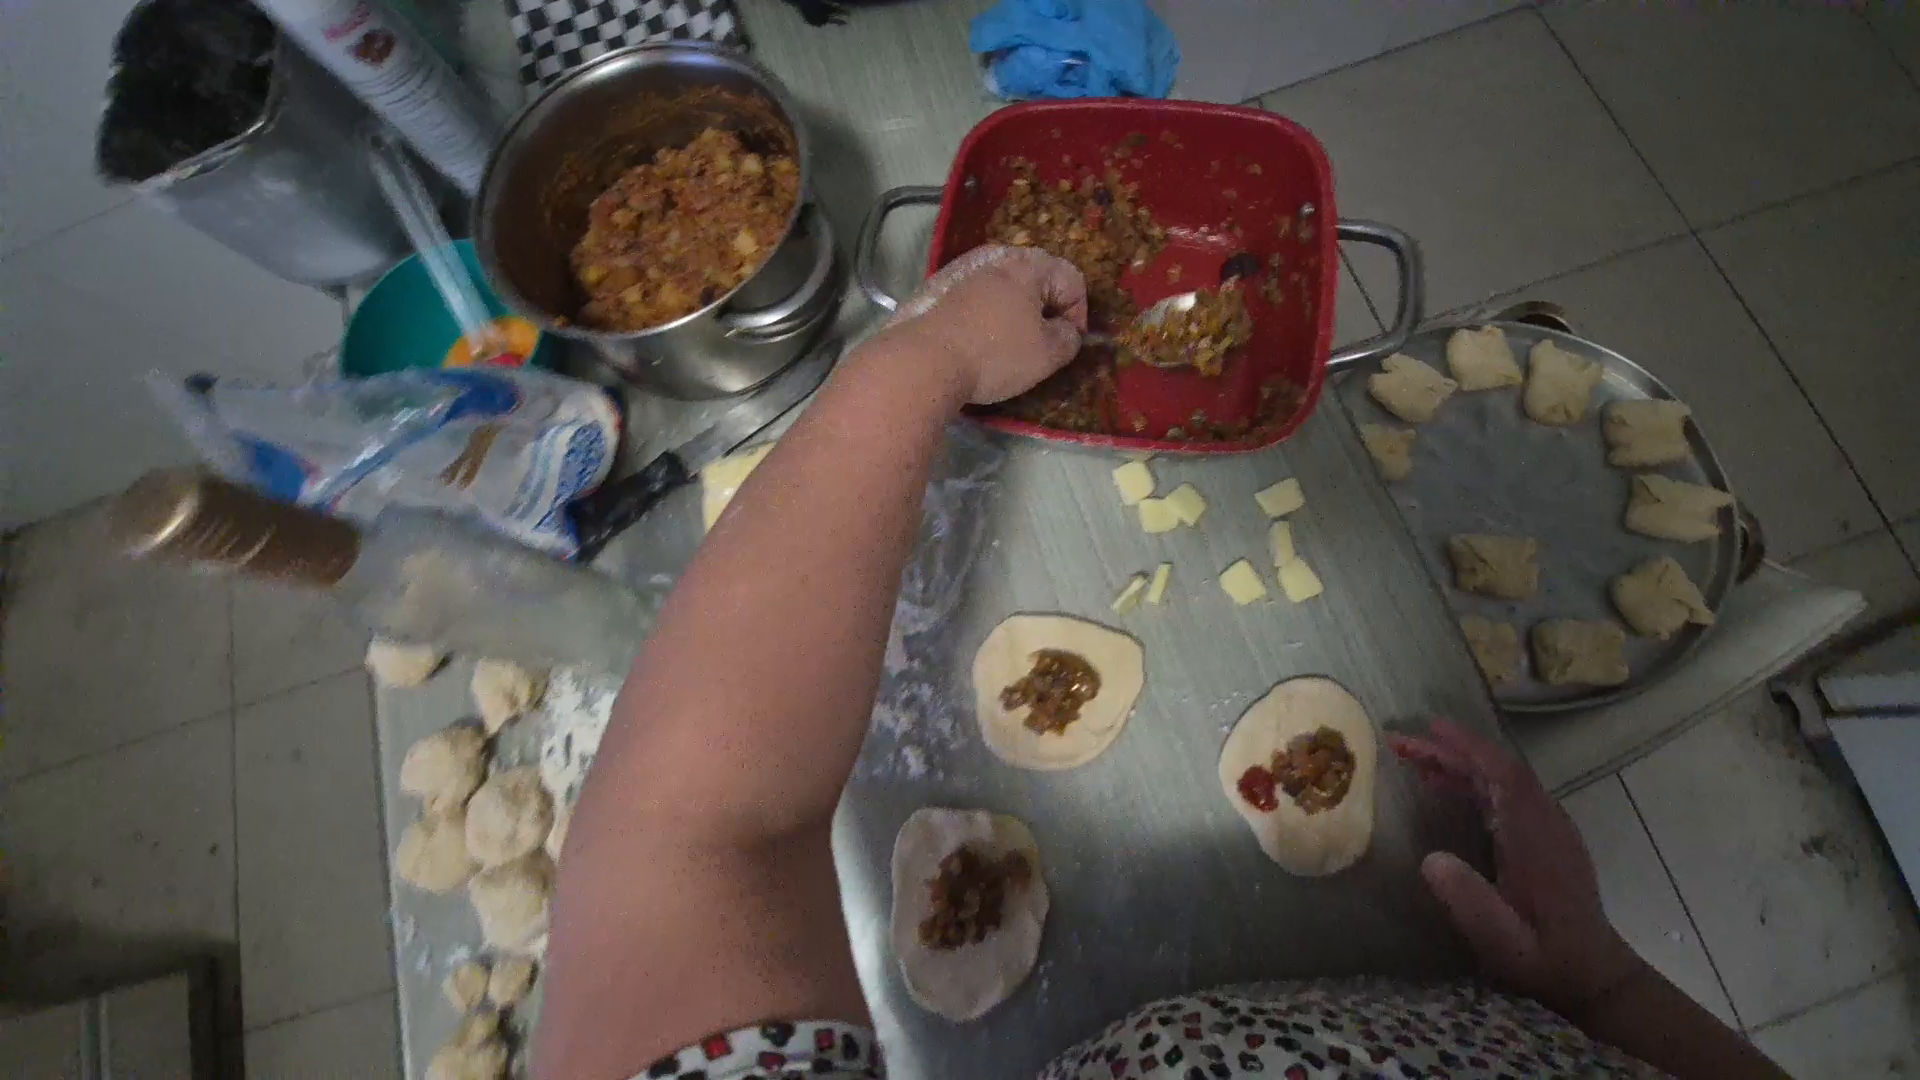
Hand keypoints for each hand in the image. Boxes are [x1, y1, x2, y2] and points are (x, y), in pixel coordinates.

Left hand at [878, 244, 1088, 404]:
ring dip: (1018, 314)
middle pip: (1037, 280)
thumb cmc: (996, 355)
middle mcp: (998, 263)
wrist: (927, 360)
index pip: (1072, 279)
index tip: (1069, 343)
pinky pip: (981, 301)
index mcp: (1029, 268)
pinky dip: (990, 318)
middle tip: (1044, 343)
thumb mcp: (1047, 354)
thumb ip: (1069, 339)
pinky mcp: (944, 295)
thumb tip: (1068, 331)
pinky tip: (984, 342)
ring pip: (1007, 290)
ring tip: (1014, 345)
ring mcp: (968, 276)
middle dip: (1047, 310)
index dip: (1079, 313)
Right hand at [1389, 719, 1647, 1018]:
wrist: (1593, 979)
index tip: (1430, 729)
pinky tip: (1444, 788)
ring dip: (1458, 765)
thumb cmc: (1542, 956)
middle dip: (1449, 751)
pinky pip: (1505, 795)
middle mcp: (1546, 823)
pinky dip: (1471, 782)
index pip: (1504, 774)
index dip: (1467, 748)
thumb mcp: (1501, 937)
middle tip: (1401, 744)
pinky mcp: (1543, 839)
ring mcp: (1548, 829)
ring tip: (1414, 761)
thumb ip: (1468, 899)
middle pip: (1498, 770)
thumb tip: (1430, 859)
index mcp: (1535, 836)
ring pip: (1500, 780)